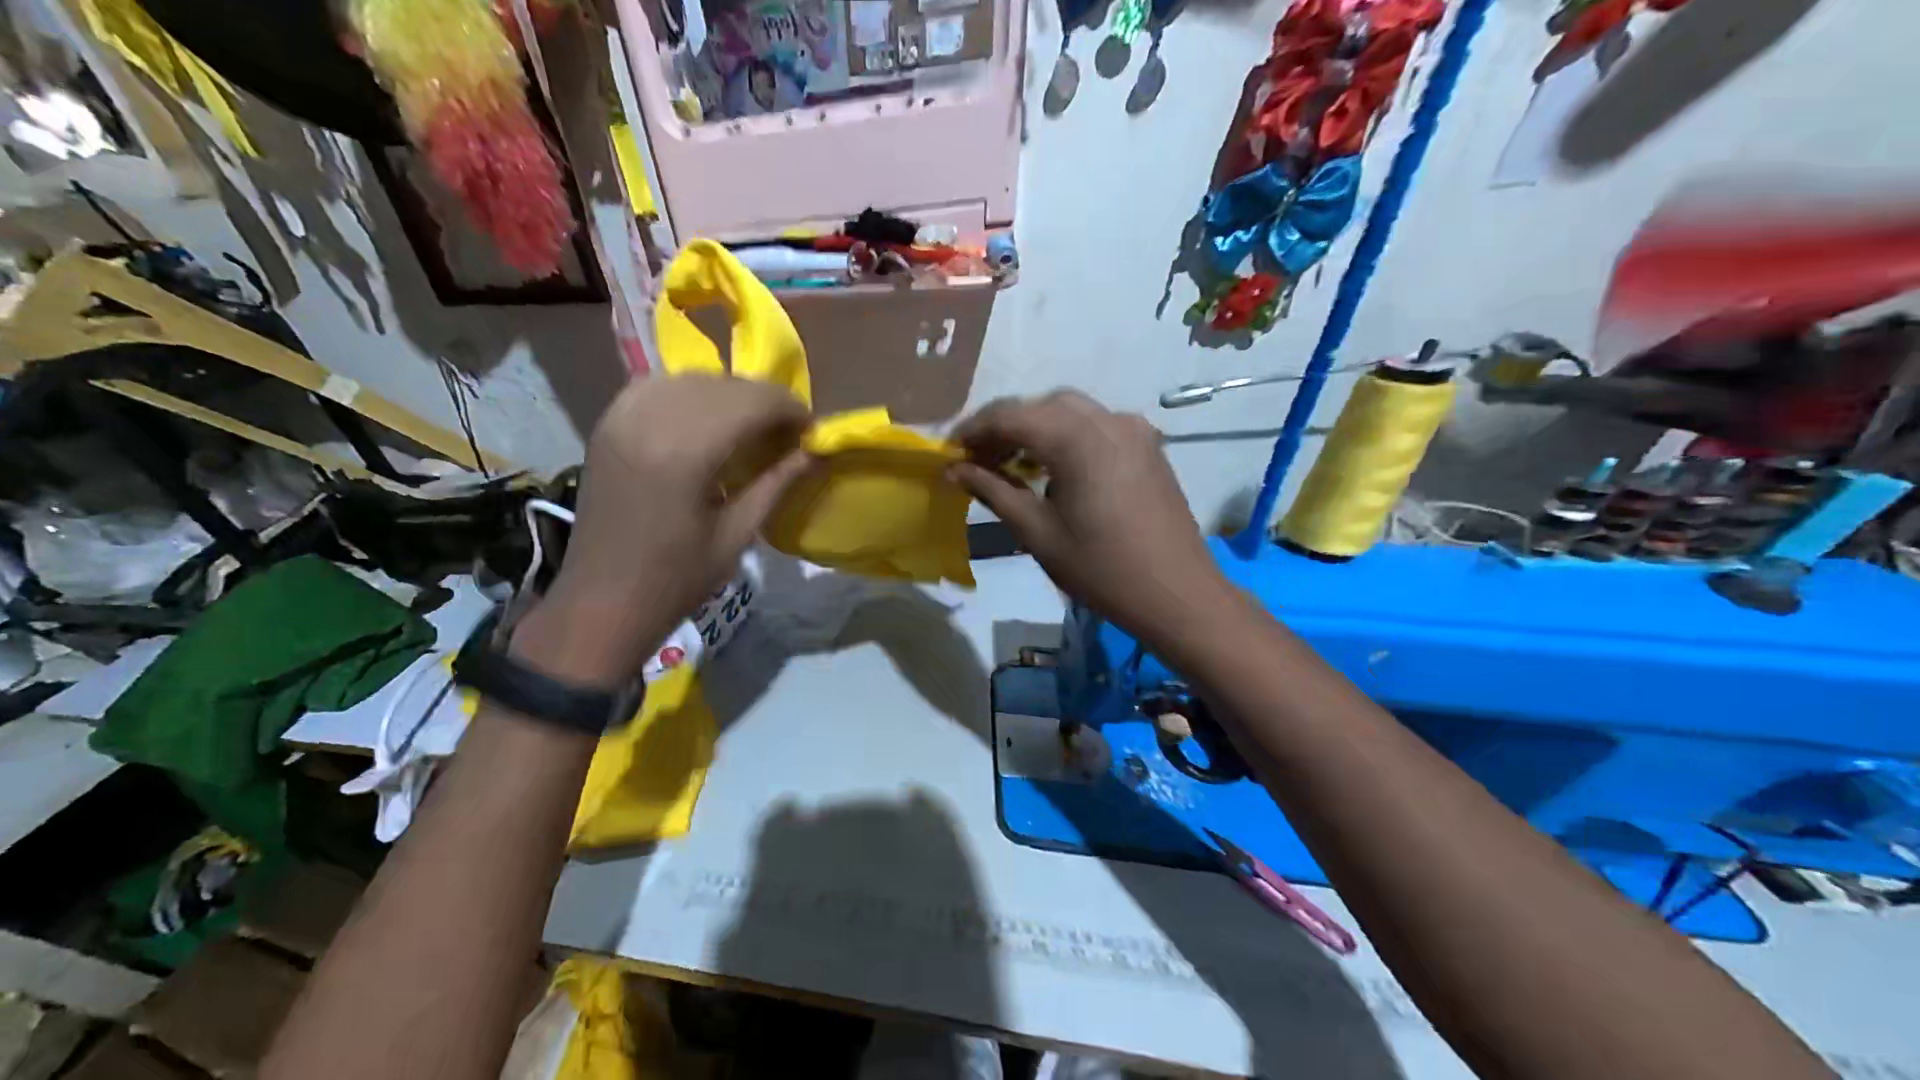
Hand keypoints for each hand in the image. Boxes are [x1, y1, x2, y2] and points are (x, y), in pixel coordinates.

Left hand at [514, 374, 810, 682]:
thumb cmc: (676, 579)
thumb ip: (776, 482)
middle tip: (786, 433)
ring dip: (728, 394)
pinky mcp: (607, 424)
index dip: (789, 408)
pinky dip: (690, 394)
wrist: (602, 602)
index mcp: (685, 452)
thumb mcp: (737, 534)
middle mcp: (651, 419)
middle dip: (763, 400)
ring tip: (749, 426)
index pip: (751, 401)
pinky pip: (658, 386)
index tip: (810, 430)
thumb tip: (814, 451)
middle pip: (723, 385)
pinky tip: (705, 419)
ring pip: (691, 379)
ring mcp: (622, 416)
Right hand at [951, 391, 1232, 640]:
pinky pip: (1096, 425)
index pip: (1010, 415)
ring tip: (1009, 464)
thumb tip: (954, 469)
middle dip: (1004, 427)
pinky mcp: (1147, 445)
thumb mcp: (1036, 532)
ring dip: (1035, 429)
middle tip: (976, 460)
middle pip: (1041, 406)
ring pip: (1070, 412)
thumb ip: (993, 491)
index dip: (973, 430)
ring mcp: (1133, 429)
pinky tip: (1053, 467)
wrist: (1177, 594)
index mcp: (1076, 437)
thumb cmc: (1100, 569)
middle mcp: (1106, 419)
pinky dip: (1066, 436)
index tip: (948, 453)